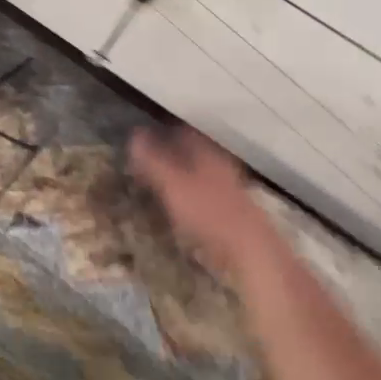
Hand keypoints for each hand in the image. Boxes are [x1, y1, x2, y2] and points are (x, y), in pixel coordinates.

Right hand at [129, 126, 276, 272]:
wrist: (246, 247)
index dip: (161, 132)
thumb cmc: (208, 211)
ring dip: (173, 176)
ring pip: (194, 173)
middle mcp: (219, 165)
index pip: (182, 132)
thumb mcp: (173, 184)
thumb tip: (133, 136)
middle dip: (165, 154)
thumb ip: (152, 161)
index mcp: (207, 153)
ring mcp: (224, 188)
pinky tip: (170, 205)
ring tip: (150, 183)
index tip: (139, 138)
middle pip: (189, 152)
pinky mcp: (225, 211)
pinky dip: (181, 195)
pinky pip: (198, 194)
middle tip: (139, 161)